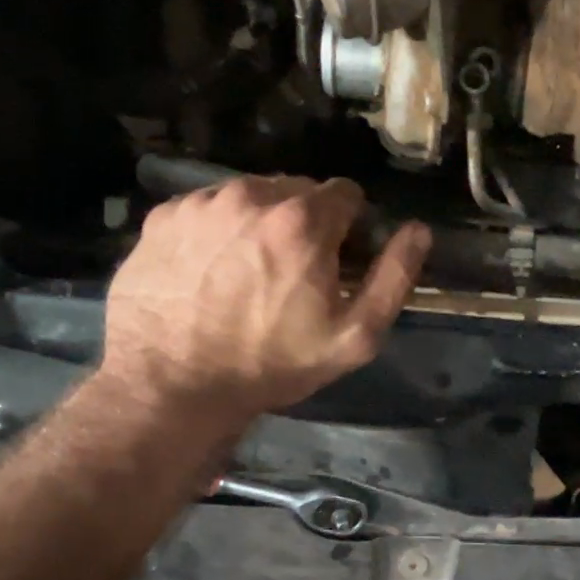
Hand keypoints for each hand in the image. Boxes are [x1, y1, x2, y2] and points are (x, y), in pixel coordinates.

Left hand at [101, 176, 429, 420]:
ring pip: (250, 196)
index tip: (338, 260)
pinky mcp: (161, 219)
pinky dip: (216, 231)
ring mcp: (201, 204)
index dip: (349, 226)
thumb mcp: (354, 336)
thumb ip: (394, 276)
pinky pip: (206, 209)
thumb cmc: (271, 364)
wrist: (170, 388)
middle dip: (305, 222)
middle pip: (297, 190)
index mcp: (303, 220)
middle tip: (293, 271)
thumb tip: (418, 229)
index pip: (346, 192)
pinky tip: (209, 273)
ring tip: (247, 272)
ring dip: (260, 222)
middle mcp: (251, 196)